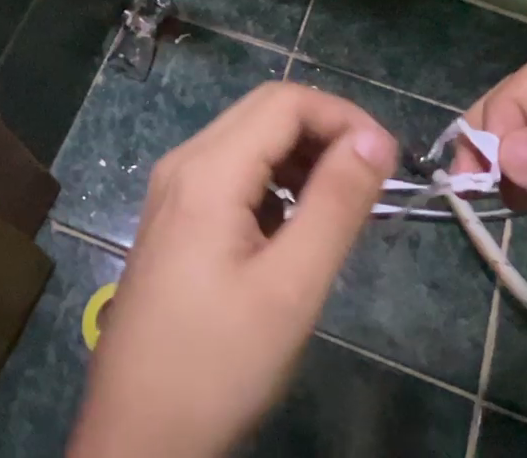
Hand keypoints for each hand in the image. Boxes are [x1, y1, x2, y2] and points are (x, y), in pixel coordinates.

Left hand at [68, 83, 397, 457]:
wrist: (137, 435)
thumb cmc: (218, 365)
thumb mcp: (291, 288)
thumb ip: (336, 205)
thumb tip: (375, 140)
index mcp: (206, 171)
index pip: (285, 102)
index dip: (344, 117)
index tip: (388, 162)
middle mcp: (183, 164)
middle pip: (265, 113)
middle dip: (325, 133)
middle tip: (371, 181)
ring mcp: (173, 191)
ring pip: (249, 141)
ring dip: (301, 158)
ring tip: (341, 207)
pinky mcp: (175, 219)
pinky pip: (232, 174)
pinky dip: (275, 184)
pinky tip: (296, 228)